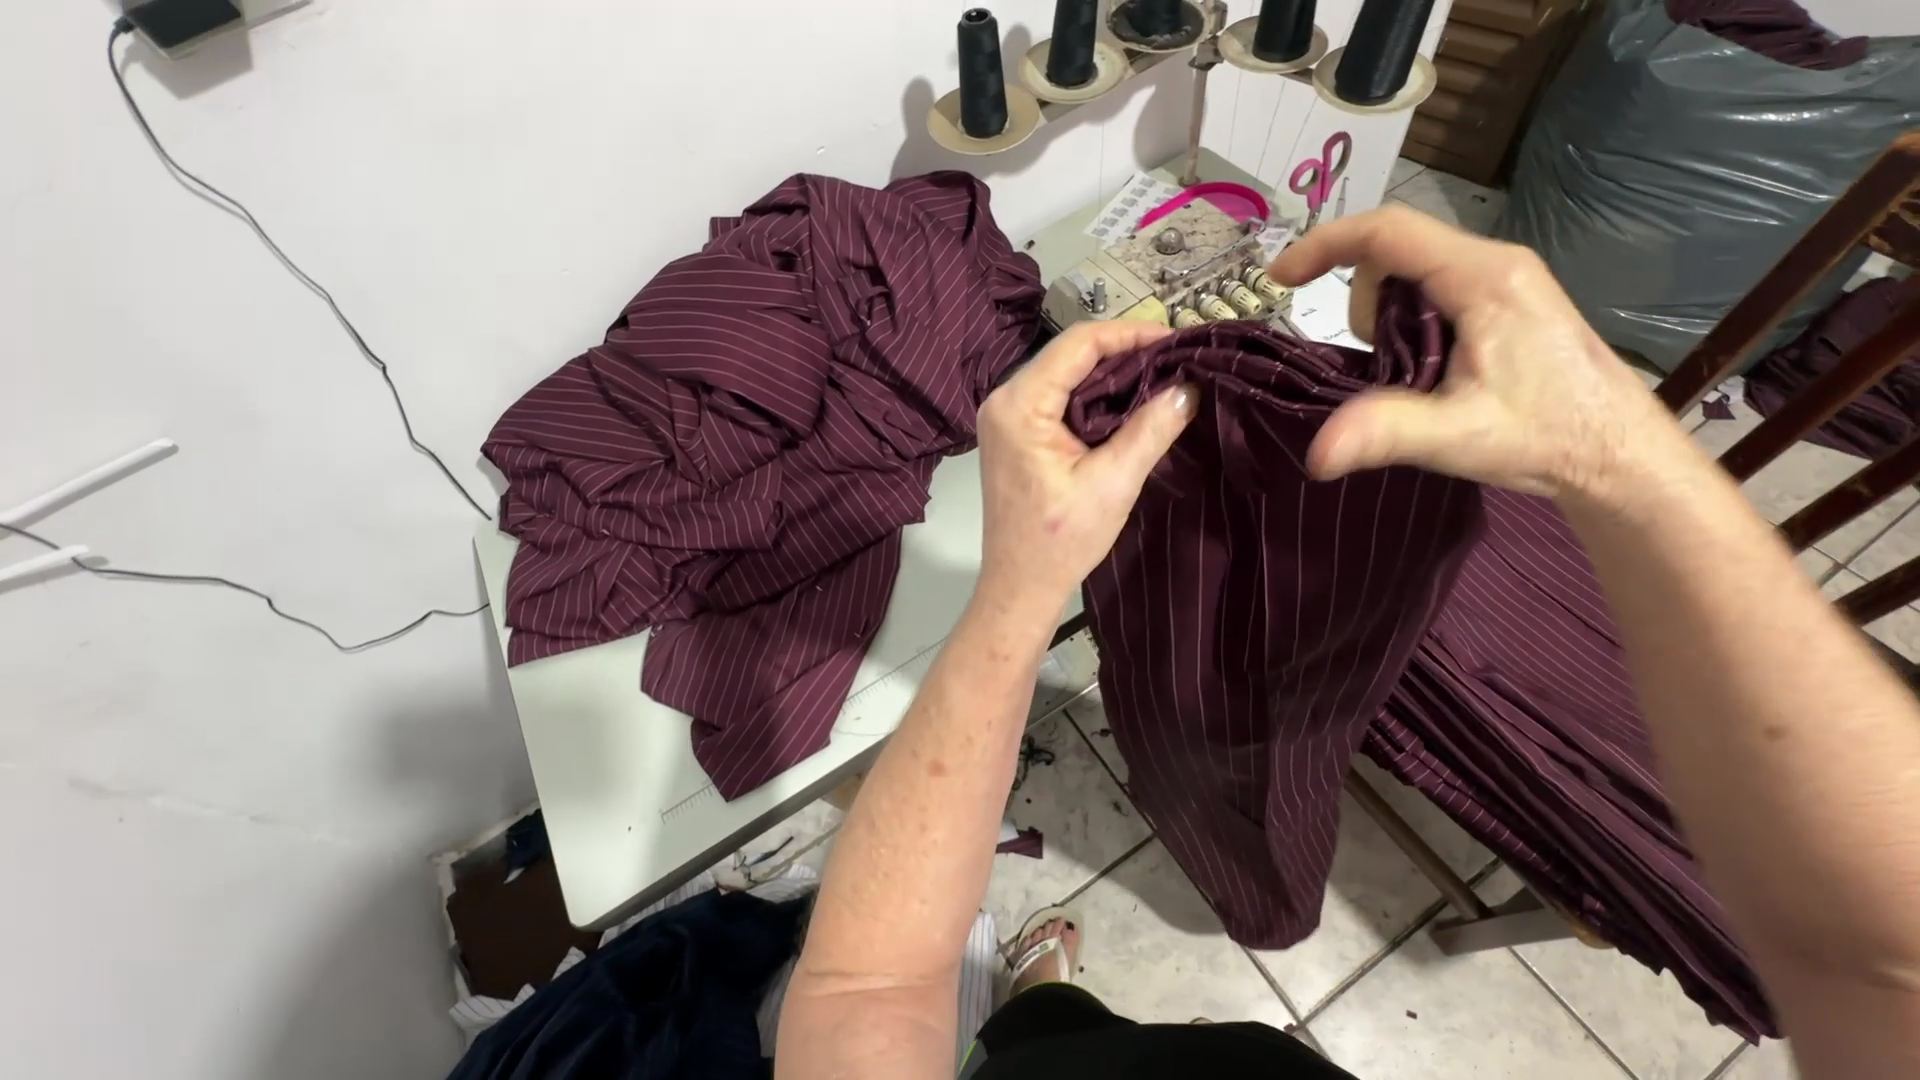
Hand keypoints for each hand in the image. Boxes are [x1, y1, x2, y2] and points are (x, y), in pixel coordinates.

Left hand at [975, 320, 1196, 611]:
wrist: (1020, 585)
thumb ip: (1150, 429)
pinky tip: (1129, 402)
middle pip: (1069, 355)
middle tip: (1176, 358)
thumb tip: (1188, 386)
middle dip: (1123, 352)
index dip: (1129, 334)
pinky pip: (1057, 397)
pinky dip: (1093, 395)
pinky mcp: (1014, 433)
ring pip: (1064, 374)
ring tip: (1162, 376)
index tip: (1176, 339)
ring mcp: (1005, 417)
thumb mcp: (1113, 483)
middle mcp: (1003, 401)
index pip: (1077, 344)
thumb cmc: (1060, 541)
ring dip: (1111, 373)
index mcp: (1019, 406)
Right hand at [1268, 205, 1679, 505]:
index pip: (1387, 232)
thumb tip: (1315, 453)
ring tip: (1410, 376)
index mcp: (1483, 278)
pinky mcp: (1501, 302)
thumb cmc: (1549, 436)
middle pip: (1392, 253)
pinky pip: (1428, 291)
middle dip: (1362, 305)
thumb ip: (1385, 432)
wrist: (1617, 455)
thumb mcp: (1458, 436)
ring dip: (1383, 320)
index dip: (1324, 245)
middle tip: (1383, 368)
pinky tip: (1423, 369)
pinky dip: (1404, 324)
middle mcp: (1493, 264)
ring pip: (1406, 273)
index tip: (1279, 279)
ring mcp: (1500, 280)